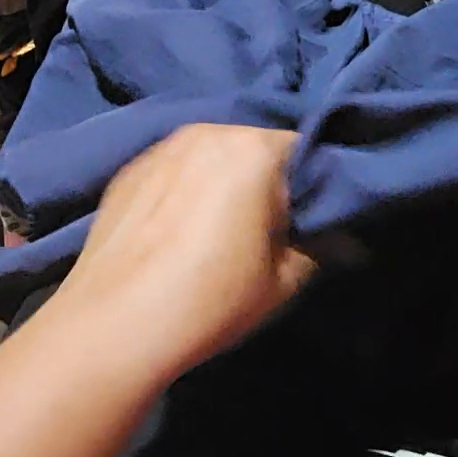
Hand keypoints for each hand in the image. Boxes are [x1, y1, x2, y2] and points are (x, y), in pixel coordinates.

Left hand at [50, 124, 316, 380]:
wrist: (114, 324)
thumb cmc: (211, 298)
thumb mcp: (283, 282)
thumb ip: (320, 248)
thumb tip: (343, 238)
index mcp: (253, 149)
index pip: (303, 150)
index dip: (313, 185)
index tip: (309, 220)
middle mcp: (207, 132)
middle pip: (253, 147)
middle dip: (266, 180)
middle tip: (266, 228)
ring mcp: (160, 147)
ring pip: (211, 155)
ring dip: (222, 181)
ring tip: (216, 230)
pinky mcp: (128, 169)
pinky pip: (174, 169)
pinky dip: (184, 187)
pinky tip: (175, 230)